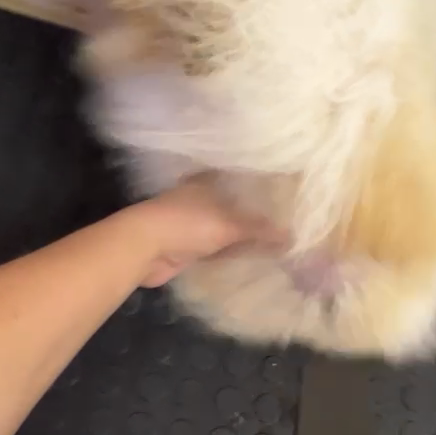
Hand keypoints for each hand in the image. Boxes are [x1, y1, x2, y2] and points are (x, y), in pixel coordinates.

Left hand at [126, 177, 277, 287]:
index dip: (259, 184)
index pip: (239, 178)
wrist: (143, 249)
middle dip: (257, 213)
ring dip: (247, 236)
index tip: (284, 191)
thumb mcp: (228, 224)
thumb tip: (291, 236)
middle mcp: (201, 199)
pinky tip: (255, 256)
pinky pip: (220, 248)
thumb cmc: (186, 223)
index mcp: (208, 183)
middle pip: (235, 205)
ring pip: (228, 229)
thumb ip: (259, 230)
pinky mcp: (190, 247)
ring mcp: (194, 224)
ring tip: (279, 240)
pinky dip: (235, 252)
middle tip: (289, 220)